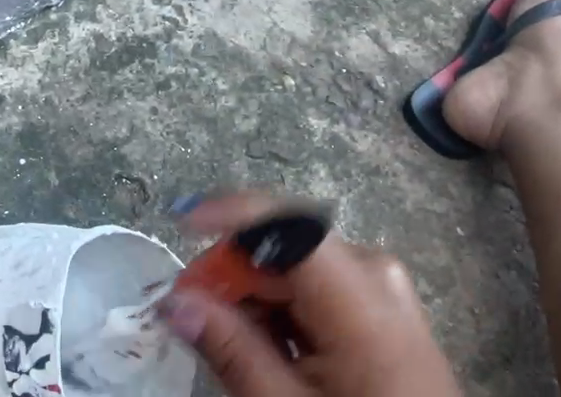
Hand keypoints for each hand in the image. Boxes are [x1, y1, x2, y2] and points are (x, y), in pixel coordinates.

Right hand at [159, 193, 460, 396]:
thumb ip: (229, 349)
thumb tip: (175, 300)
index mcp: (359, 292)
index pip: (283, 221)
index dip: (225, 212)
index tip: (178, 224)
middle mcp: (374, 271)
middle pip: (283, 245)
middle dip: (232, 271)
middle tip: (193, 311)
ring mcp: (384, 288)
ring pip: (295, 267)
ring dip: (255, 294)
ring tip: (233, 344)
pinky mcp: (386, 309)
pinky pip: (318, 288)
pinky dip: (283, 308)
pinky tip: (271, 349)